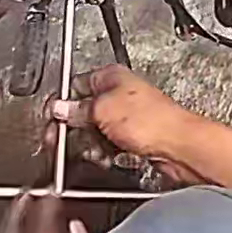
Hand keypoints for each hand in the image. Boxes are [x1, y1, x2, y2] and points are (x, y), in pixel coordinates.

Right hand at [43, 65, 210, 184]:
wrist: (178, 147)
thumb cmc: (151, 120)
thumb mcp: (102, 110)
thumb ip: (77, 109)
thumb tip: (60, 108)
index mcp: (111, 77)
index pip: (76, 85)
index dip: (63, 103)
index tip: (53, 118)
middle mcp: (119, 93)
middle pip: (84, 110)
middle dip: (77, 127)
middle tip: (66, 139)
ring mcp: (127, 116)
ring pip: (96, 130)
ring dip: (92, 143)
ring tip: (96, 149)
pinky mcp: (133, 136)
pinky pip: (109, 144)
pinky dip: (106, 151)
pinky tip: (108, 156)